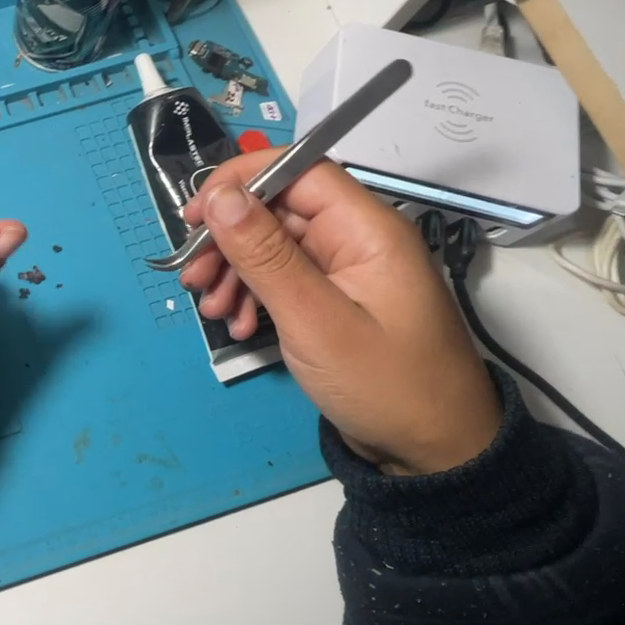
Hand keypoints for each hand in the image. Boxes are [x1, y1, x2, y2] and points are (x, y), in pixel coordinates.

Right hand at [179, 150, 499, 475]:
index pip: (298, 171)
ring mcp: (344, 272)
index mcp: (365, 229)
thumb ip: (264, 254)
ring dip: (235, 274)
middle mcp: (355, 240)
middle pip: (277, 213)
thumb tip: (220, 196)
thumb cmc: (383, 383)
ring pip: (273, 248)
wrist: (433, 453)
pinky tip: (241, 325)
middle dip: (228, 242)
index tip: (194, 216)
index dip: (240, 182)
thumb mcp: (313, 318)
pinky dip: (255, 297)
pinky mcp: (334, 300)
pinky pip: (284, 281)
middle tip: (192, 278)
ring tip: (214, 311)